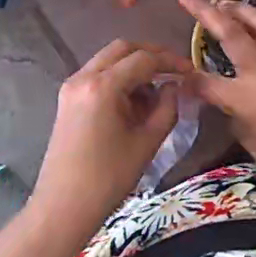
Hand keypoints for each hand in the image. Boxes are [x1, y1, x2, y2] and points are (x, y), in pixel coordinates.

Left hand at [33, 39, 191, 225]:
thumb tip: (174, 86)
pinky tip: (135, 103)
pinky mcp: (67, 100)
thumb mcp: (147, 142)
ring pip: (108, 61)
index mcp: (102, 86)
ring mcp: (71, 88)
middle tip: (175, 70)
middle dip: (150, 55)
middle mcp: (83, 77)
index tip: (192, 71)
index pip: (143, 59)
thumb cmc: (108, 178)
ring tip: (157, 93)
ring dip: (133, 68)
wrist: (63, 206)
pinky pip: (97, 76)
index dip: (171, 61)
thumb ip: (167, 108)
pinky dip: (118, 80)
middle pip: (122, 49)